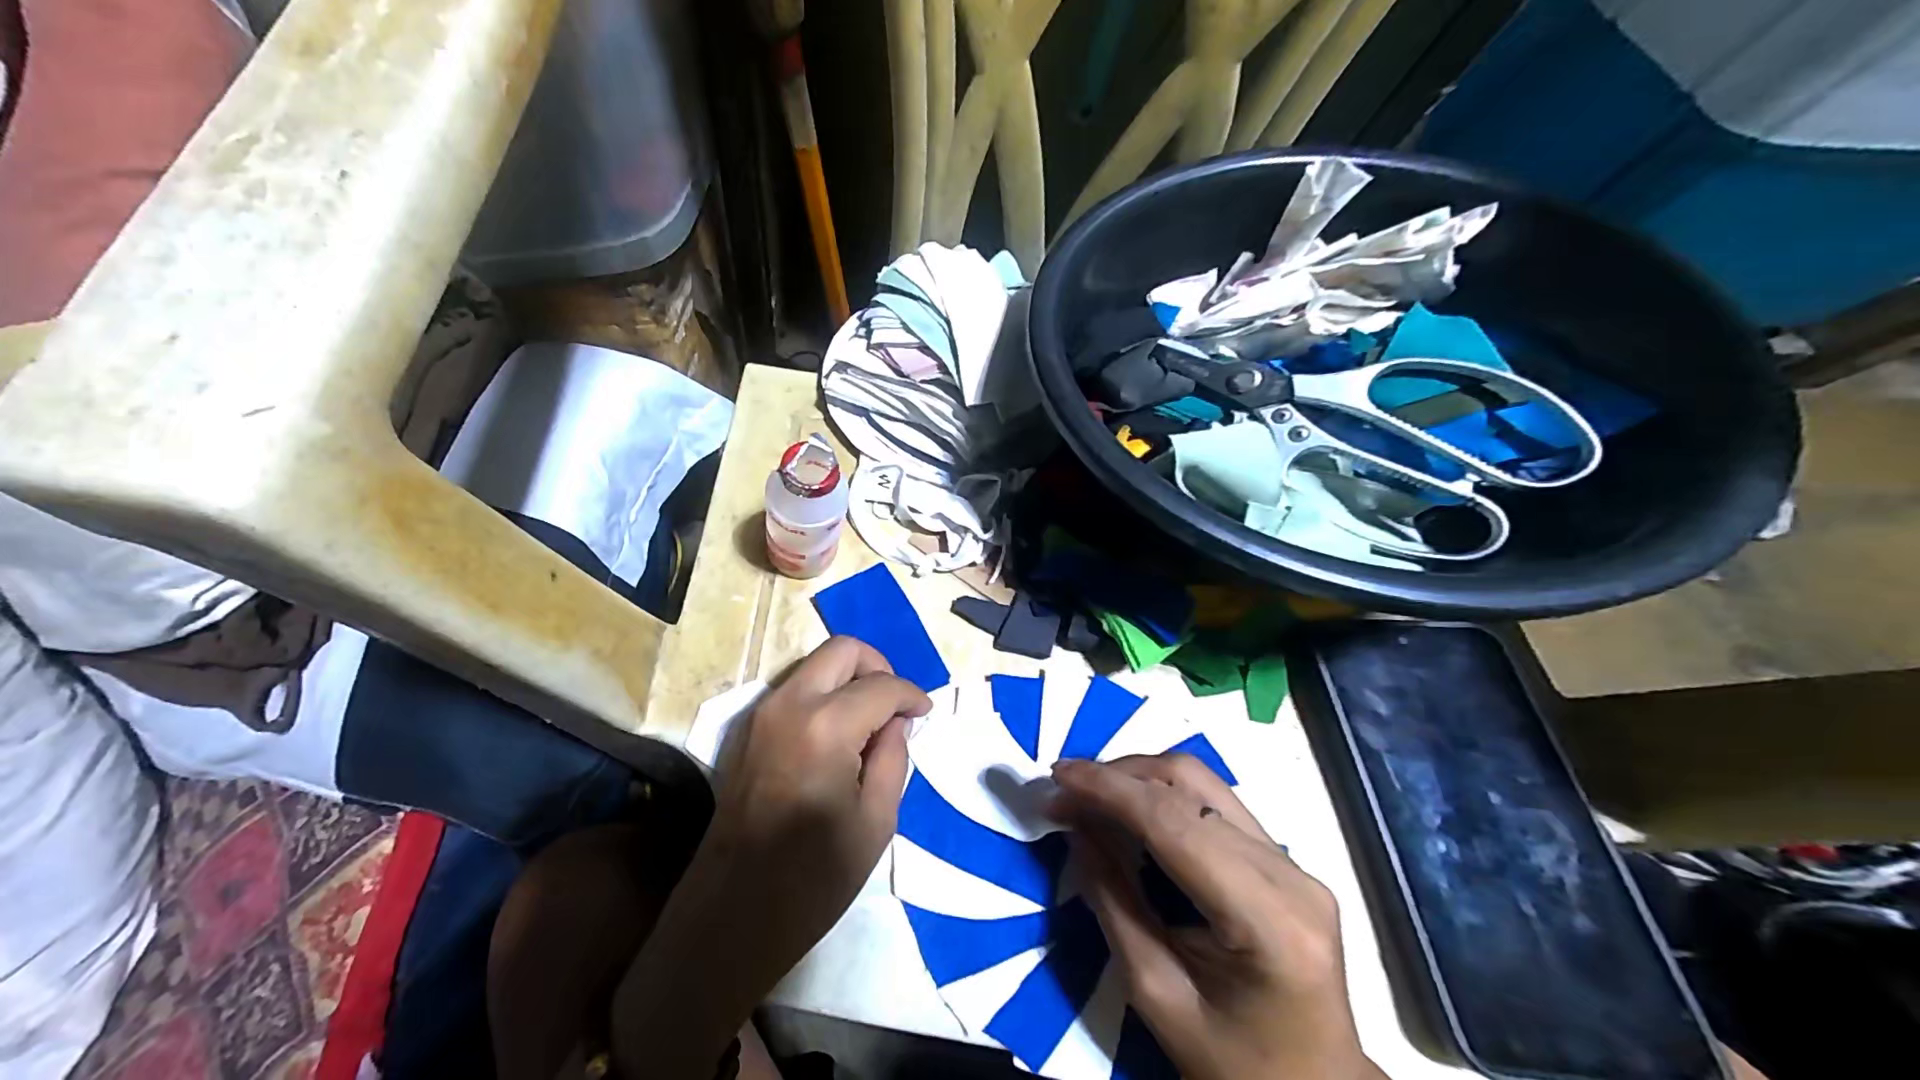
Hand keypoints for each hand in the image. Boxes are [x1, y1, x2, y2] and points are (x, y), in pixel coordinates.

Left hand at [611, 637, 930, 1078]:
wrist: (731, 915)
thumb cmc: (813, 878)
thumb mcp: (875, 821)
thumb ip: (892, 757)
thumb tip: (896, 723)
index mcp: (825, 726)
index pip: (881, 686)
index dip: (912, 696)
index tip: (925, 714)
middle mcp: (788, 704)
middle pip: (842, 650)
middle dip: (878, 667)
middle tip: (896, 706)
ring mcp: (760, 714)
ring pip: (815, 665)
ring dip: (849, 679)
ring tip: (871, 721)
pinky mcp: (746, 731)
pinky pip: (795, 690)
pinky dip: (824, 694)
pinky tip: (839, 735)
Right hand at [1051, 754, 1384, 1079]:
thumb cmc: (1232, 1066)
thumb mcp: (1156, 994)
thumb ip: (1113, 902)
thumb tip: (1076, 827)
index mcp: (1267, 920)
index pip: (1176, 823)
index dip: (1110, 789)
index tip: (1058, 776)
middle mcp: (1290, 875)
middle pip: (1192, 785)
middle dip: (1119, 776)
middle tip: (1065, 793)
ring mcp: (1294, 863)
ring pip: (1203, 784)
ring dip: (1138, 780)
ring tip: (1089, 798)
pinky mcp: (1286, 861)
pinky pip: (1214, 806)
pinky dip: (1162, 797)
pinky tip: (1129, 814)